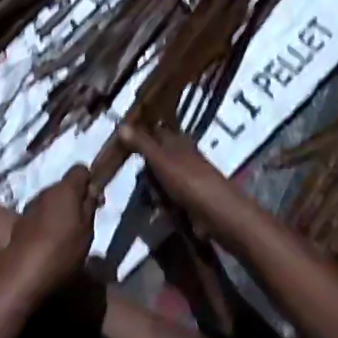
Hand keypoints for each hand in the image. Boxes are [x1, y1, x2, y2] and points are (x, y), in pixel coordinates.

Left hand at [0, 166, 97, 301]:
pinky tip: (50, 243)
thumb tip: (91, 188)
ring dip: (59, 211)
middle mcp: (45, 192)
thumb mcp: (87, 230)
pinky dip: (46, 223)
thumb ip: (90, 205)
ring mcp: (30, 207)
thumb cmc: (62, 251)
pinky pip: (39, 215)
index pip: (80, 169)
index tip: (95, 200)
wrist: (22, 276)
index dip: (89, 181)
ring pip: (50, 200)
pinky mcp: (20, 223)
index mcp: (64, 189)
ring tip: (67, 235)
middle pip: (64, 186)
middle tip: (84, 220)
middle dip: (74, 198)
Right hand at [116, 124, 256, 239]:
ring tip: (143, 194)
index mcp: (178, 142)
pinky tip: (156, 208)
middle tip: (131, 174)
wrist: (217, 213)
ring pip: (163, 178)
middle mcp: (184, 156)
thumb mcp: (160, 159)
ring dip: (153, 187)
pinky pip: (170, 197)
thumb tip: (121, 124)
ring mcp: (189, 178)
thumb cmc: (188, 180)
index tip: (123, 140)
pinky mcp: (191, 199)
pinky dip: (162, 203)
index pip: (157, 131)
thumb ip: (142, 144)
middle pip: (159, 156)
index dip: (142, 133)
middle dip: (145, 166)